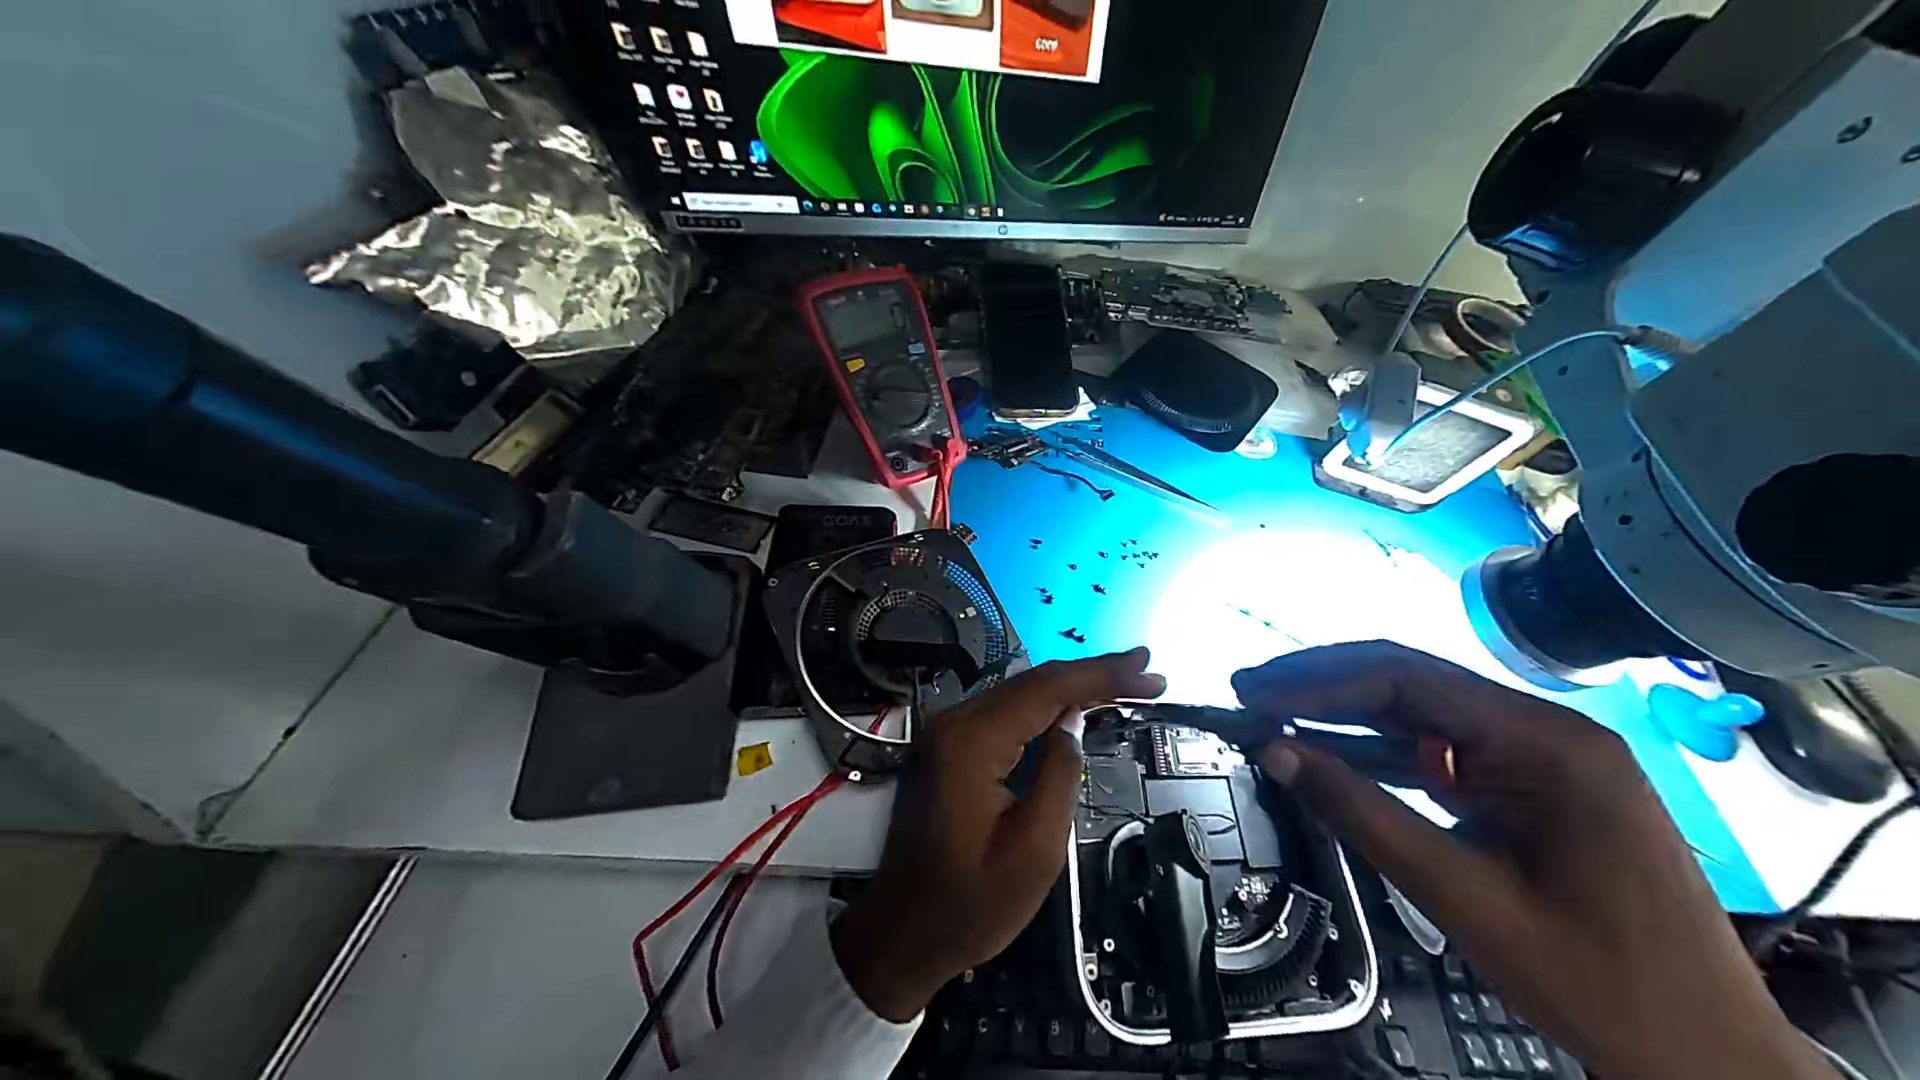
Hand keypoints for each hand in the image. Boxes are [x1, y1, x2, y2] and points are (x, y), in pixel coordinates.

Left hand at [832, 647, 1166, 1020]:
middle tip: (1144, 670)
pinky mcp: (949, 746)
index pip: (1046, 688)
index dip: (1102, 676)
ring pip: (1020, 693)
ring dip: (1071, 686)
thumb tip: (1073, 724)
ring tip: (1122, 682)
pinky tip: (1074, 707)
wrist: (905, 931)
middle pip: (1032, 682)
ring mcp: (947, 732)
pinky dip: (1045, 707)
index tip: (1147, 672)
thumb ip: (1060, 774)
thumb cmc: (970, 903)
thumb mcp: (1035, 849)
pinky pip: (1005, 713)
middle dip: (1092, 674)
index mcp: (972, 741)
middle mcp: (954, 722)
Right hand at [1232, 641, 1826, 1079]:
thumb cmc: (1601, 984)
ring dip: (1341, 714)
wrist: (1712, 1060)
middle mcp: (1544, 731)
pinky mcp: (1526, 782)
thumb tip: (1275, 751)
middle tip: (1249, 692)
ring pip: (1416, 711)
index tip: (1254, 695)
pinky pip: (1436, 749)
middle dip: (1320, 685)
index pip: (1404, 680)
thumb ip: (1362, 814)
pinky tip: (1326, 752)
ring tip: (1272, 715)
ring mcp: (1538, 755)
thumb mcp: (1464, 897)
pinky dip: (1375, 750)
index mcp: (1546, 743)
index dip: (1316, 683)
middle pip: (1407, 682)